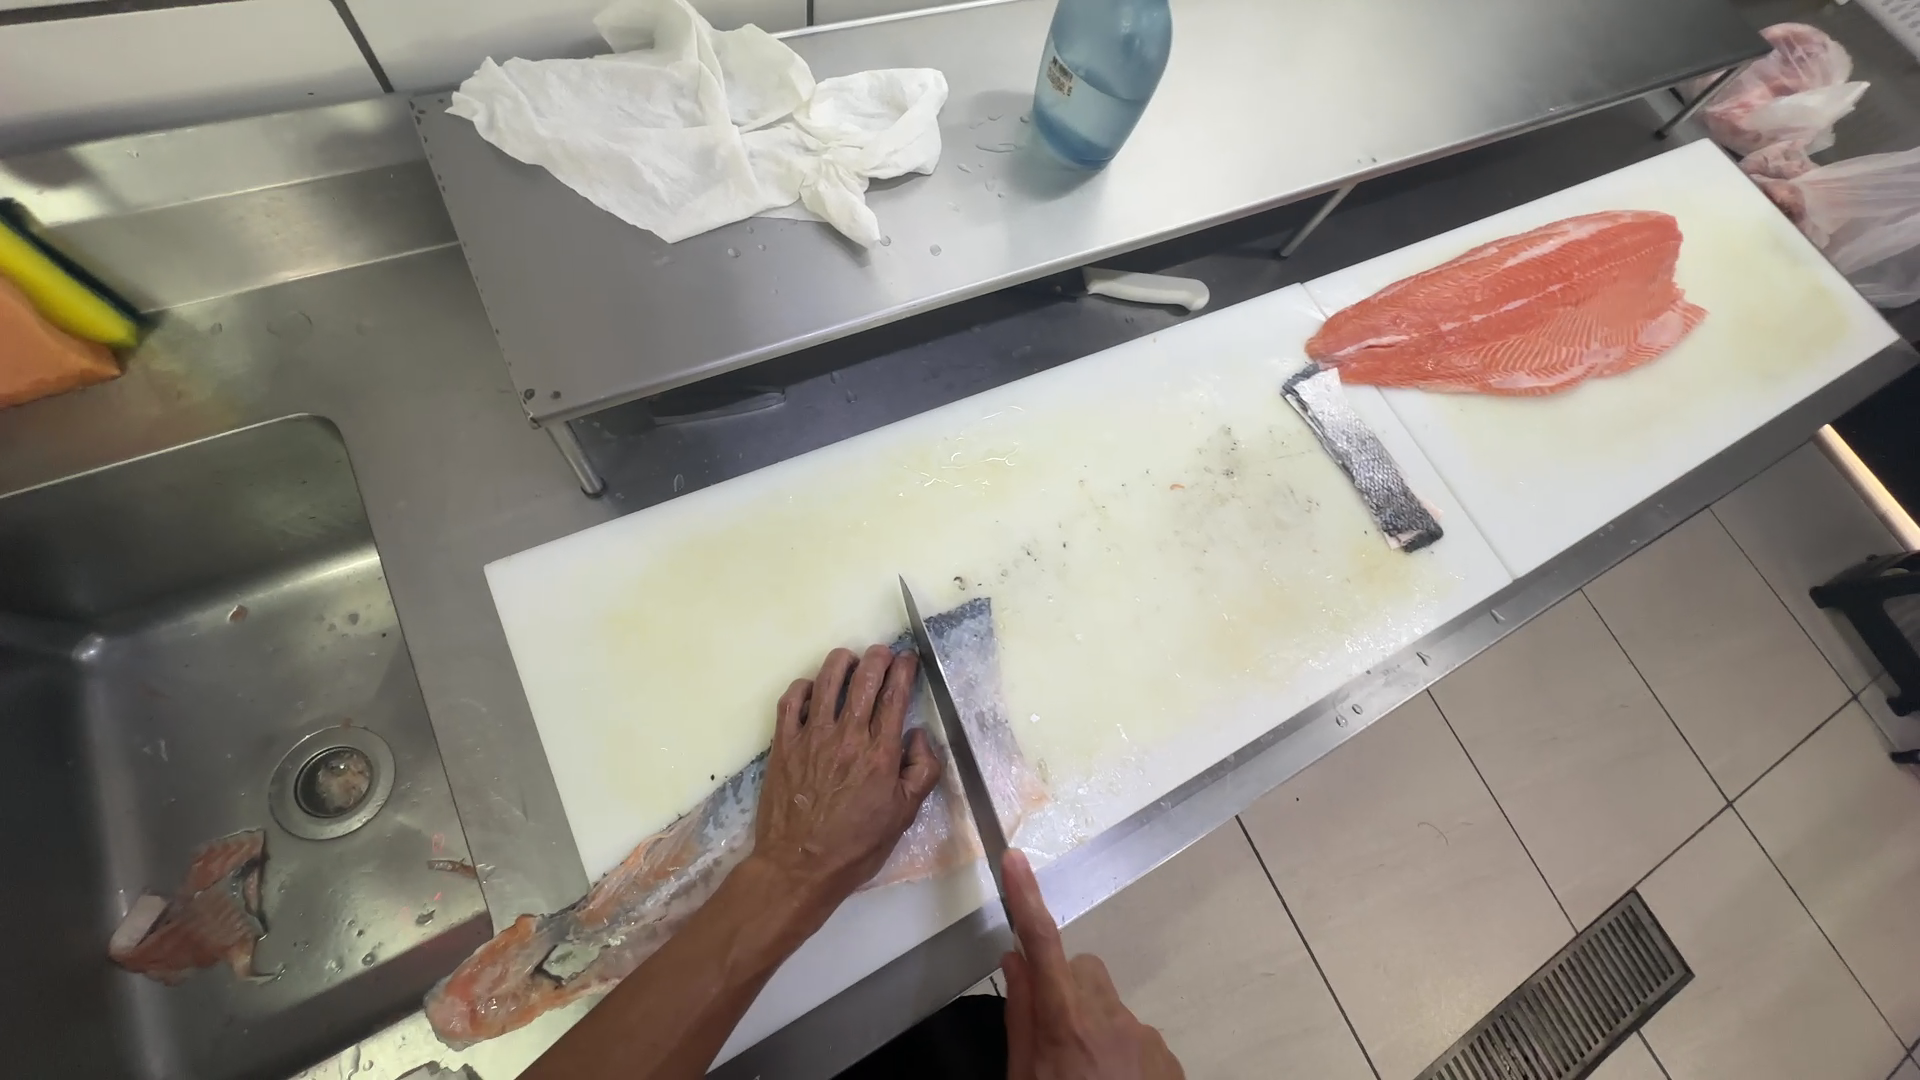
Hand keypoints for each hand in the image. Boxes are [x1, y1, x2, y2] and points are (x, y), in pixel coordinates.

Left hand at [753, 645, 941, 914]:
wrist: (799, 867)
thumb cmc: (856, 845)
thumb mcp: (905, 815)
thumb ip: (922, 771)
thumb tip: (919, 735)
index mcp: (880, 752)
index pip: (895, 695)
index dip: (904, 669)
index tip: (908, 658)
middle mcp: (847, 736)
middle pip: (865, 678)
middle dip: (877, 657)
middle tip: (882, 653)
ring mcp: (811, 737)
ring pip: (827, 680)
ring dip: (842, 662)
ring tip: (850, 660)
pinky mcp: (783, 744)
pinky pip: (791, 701)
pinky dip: (804, 686)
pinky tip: (813, 689)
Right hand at [1001, 849, 1184, 1079]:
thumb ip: (1021, 1019)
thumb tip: (1014, 959)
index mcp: (1068, 1027)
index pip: (1042, 946)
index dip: (1027, 899)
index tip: (1015, 858)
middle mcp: (1114, 1020)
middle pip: (1084, 971)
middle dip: (1064, 988)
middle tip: (1051, 1039)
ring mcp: (1148, 1040)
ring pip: (1110, 1005)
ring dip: (1093, 1025)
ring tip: (1085, 1079)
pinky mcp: (1171, 1060)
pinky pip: (1135, 1034)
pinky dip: (1120, 1051)